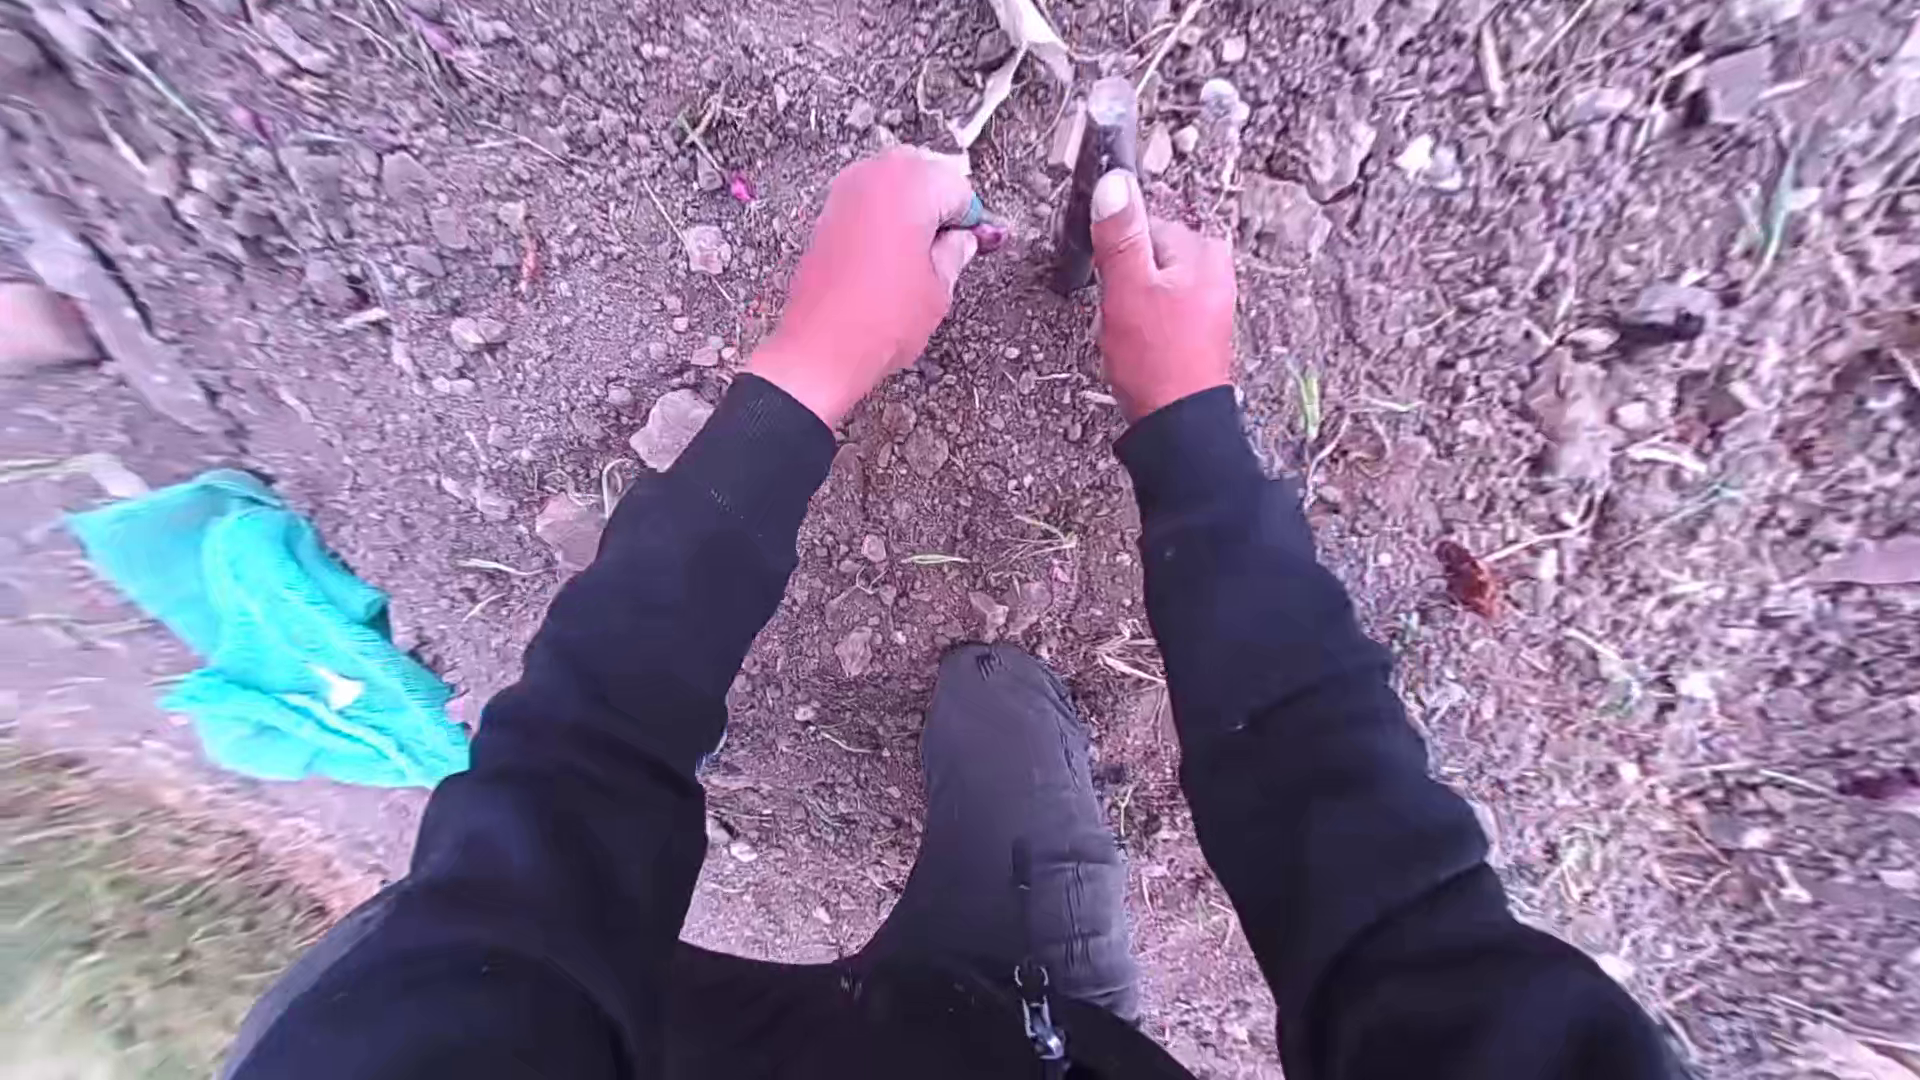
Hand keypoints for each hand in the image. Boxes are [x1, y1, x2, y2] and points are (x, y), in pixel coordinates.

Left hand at [749, 147, 985, 426]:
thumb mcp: (938, 290)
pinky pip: (868, 205)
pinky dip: (885, 223)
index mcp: (910, 184)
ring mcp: (844, 194)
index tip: (976, 246)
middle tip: (950, 251)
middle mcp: (872, 175)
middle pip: (923, 174)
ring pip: (893, 187)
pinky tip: (891, 262)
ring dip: (912, 214)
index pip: (958, 188)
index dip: (972, 220)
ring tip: (919, 261)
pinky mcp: (826, 218)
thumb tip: (963, 239)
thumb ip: (957, 253)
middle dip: (940, 207)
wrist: (822, 350)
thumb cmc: (882, 322)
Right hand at [1089, 170, 1236, 420]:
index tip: (1110, 284)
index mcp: (1203, 250)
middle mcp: (1213, 270)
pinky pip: (1157, 313)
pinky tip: (1138, 350)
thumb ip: (1121, 235)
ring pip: (1147, 289)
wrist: (1176, 423)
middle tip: (1121, 318)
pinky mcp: (1197, 330)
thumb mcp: (1128, 289)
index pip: (1143, 227)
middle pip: (1145, 259)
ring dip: (1127, 311)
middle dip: (1122, 287)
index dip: (1115, 257)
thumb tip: (1113, 183)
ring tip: (1130, 339)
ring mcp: (1207, 302)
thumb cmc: (1157, 360)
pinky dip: (1141, 329)